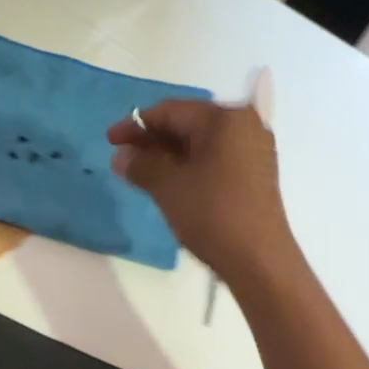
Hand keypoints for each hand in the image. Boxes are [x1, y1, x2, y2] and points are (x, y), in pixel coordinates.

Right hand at [107, 99, 294, 280]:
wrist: (258, 258)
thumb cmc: (212, 215)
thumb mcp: (169, 188)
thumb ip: (142, 165)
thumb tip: (120, 155)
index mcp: (223, 118)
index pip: (171, 111)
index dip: (136, 124)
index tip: (110, 140)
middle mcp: (243, 124)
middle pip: (188, 124)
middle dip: (153, 140)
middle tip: (124, 157)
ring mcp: (253, 148)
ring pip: (201, 143)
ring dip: (169, 155)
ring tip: (143, 172)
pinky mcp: (255, 172)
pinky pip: (215, 158)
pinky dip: (190, 166)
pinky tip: (172, 182)